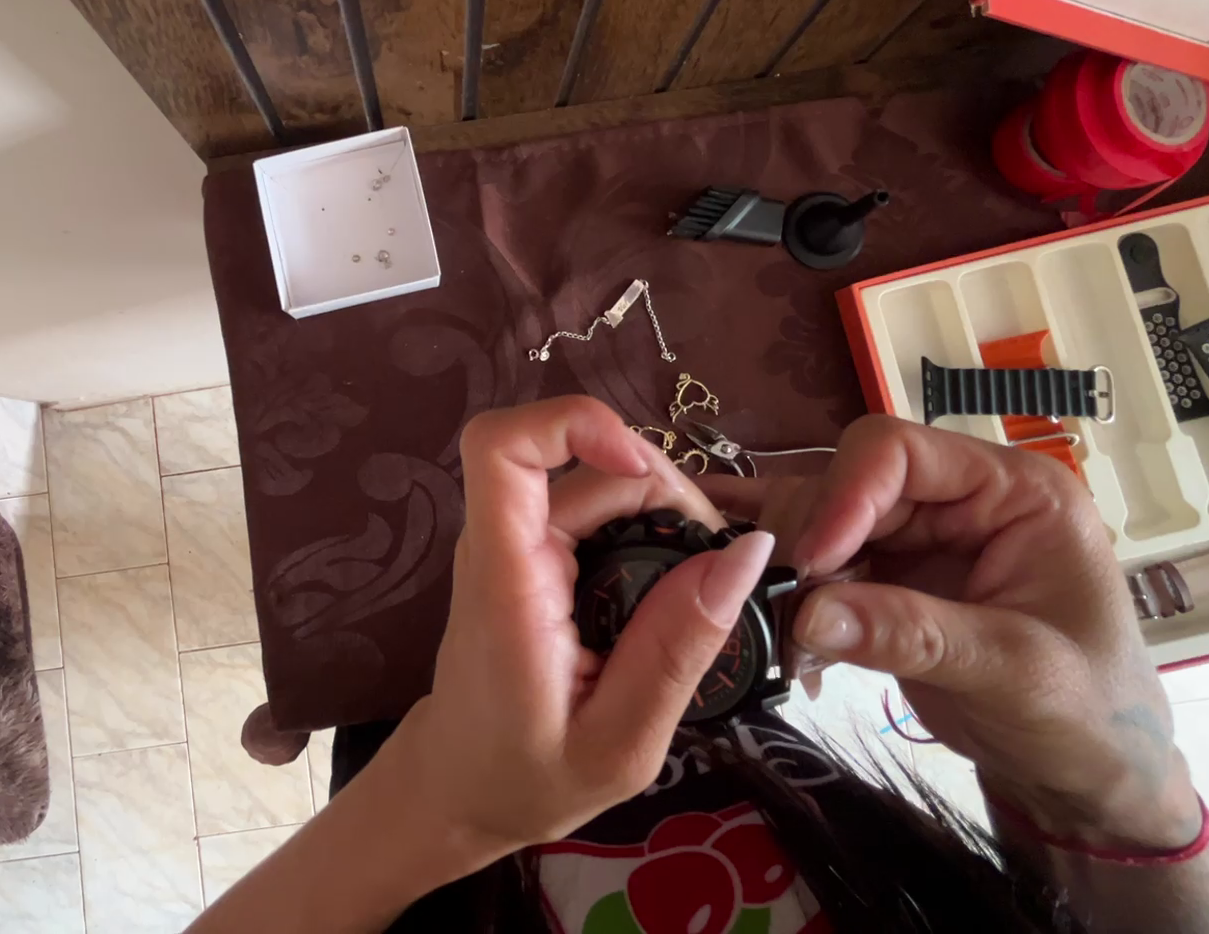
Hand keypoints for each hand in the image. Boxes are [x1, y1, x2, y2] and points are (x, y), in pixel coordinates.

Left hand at [367, 396, 775, 867]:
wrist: (461, 784)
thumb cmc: (525, 775)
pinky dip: (642, 525)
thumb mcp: (619, 741)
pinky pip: (591, 508)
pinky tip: (673, 578)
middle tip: (716, 560)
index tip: (643, 469)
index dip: (572, 424)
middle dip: (658, 486)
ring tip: (703, 576)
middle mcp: (501, 541)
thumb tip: (747, 552)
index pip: (500, 447)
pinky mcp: (531, 554)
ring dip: (657, 507)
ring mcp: (514, 543)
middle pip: (578, 461)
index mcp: (505, 576)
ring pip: (592, 479)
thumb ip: (676, 648)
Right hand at [701, 416, 1200, 850]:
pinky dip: (765, 558)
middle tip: (778, 605)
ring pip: (807, 516)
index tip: (812, 564)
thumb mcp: (1017, 674)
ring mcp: (904, 530)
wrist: (1076, 771)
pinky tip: (710, 543)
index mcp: (1008, 490)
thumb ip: (915, 636)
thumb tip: (807, 615)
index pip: (896, 452)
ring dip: (781, 566)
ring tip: (771, 623)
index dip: (843, 496)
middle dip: (803, 542)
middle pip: (839, 484)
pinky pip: (803, 546)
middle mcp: (946, 496)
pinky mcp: (870, 565)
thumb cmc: (1085, 715)